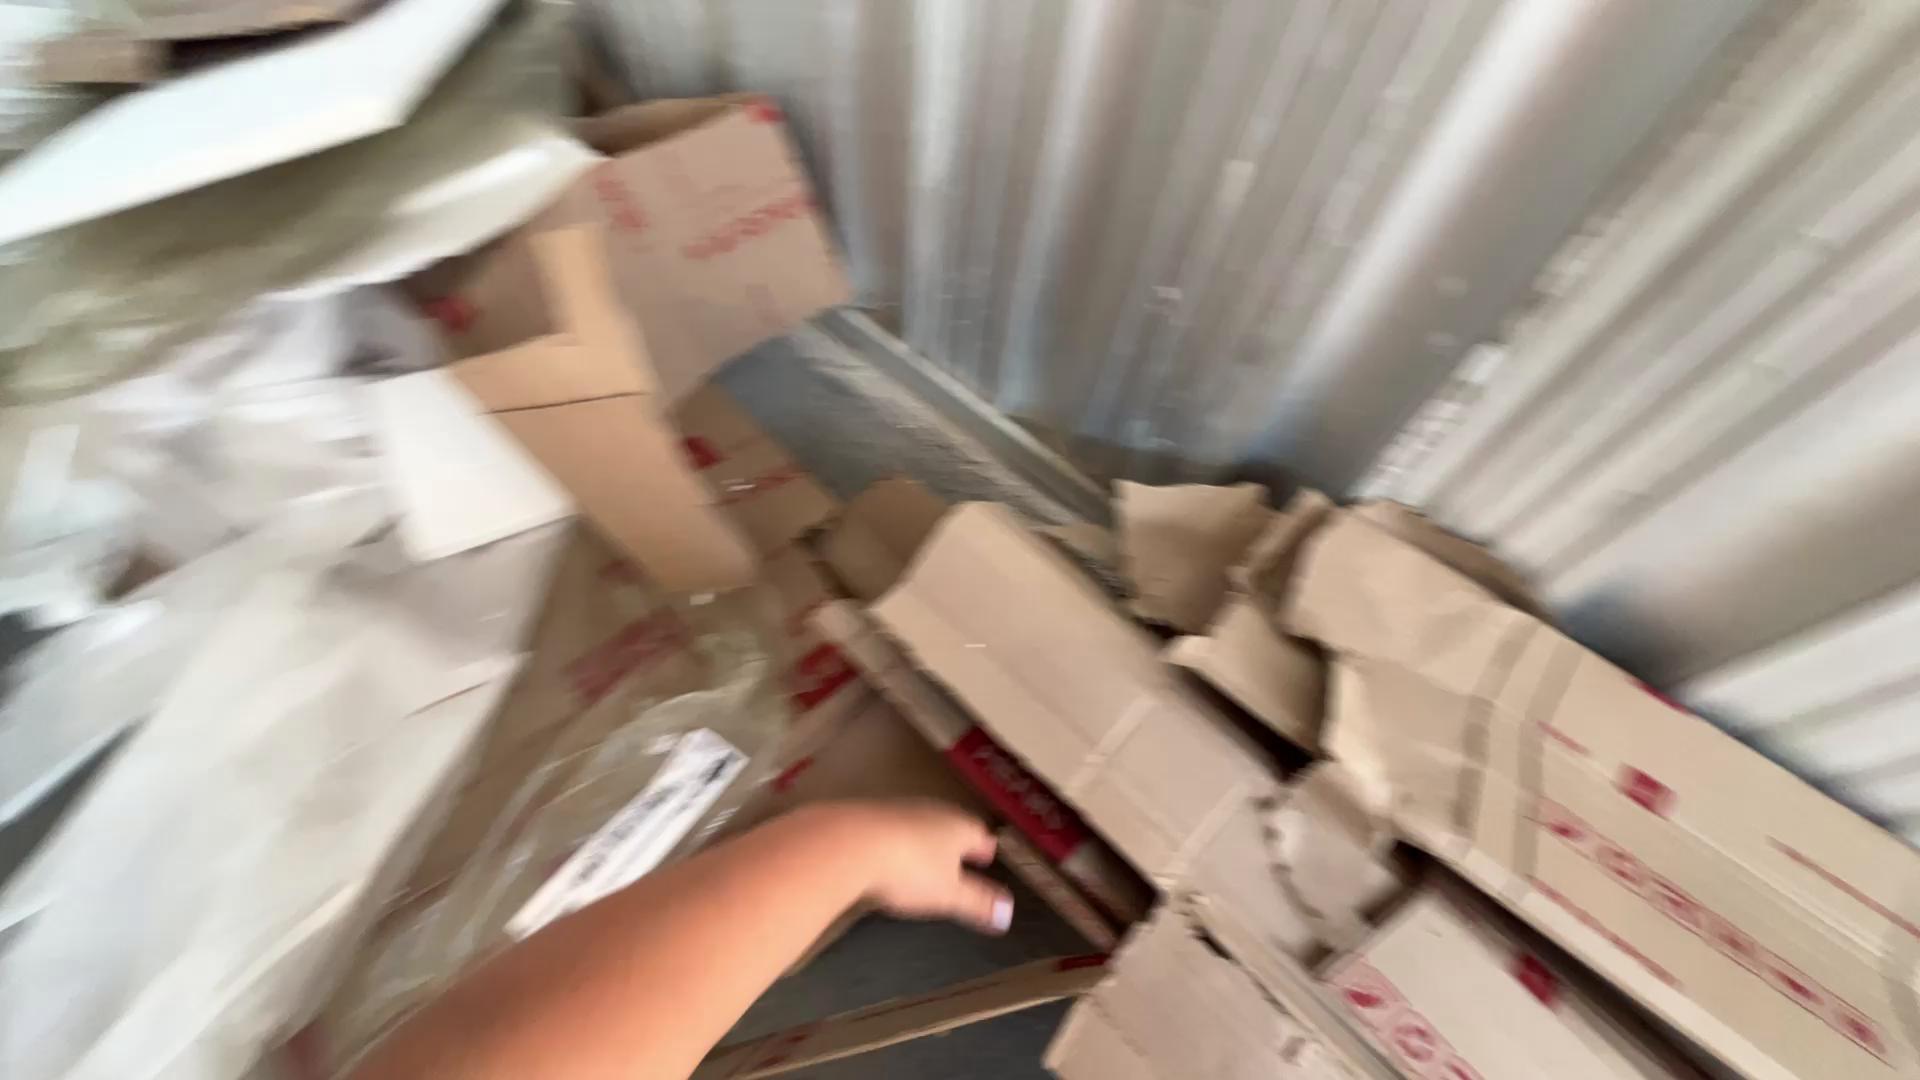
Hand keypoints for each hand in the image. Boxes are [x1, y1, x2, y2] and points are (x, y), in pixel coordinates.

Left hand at [803, 800, 1013, 934]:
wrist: (852, 842)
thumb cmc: (909, 868)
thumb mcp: (948, 894)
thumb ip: (978, 903)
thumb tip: (1008, 913)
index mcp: (958, 828)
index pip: (979, 835)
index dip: (984, 848)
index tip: (988, 855)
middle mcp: (933, 812)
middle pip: (952, 825)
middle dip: (958, 841)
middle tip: (963, 853)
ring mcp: (902, 810)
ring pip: (924, 823)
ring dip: (929, 838)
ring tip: (930, 854)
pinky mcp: (874, 815)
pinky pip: (896, 827)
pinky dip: (901, 839)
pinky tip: (894, 852)